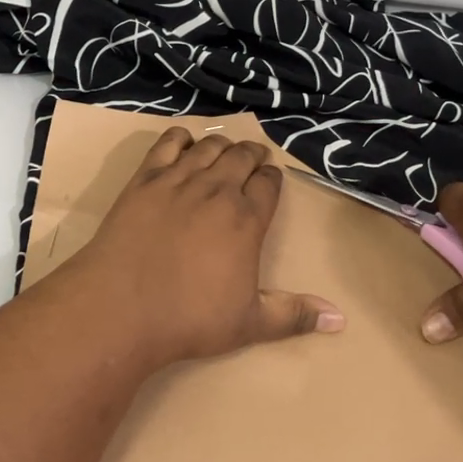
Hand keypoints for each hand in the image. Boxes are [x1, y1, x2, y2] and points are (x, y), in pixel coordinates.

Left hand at [67, 127, 343, 369]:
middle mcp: (217, 190)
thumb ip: (294, 314)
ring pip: (208, 146)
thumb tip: (340, 319)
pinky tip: (184, 143)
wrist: (122, 306)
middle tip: (254, 157)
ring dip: (221, 145)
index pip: (269, 183)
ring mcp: (179, 180)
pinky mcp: (145, 178)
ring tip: (224, 149)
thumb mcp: (249, 323)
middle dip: (252, 154)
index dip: (272, 178)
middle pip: (241, 156)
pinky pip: (168, 144)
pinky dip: (180, 138)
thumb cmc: (189, 319)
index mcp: (247, 219)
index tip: (271, 179)